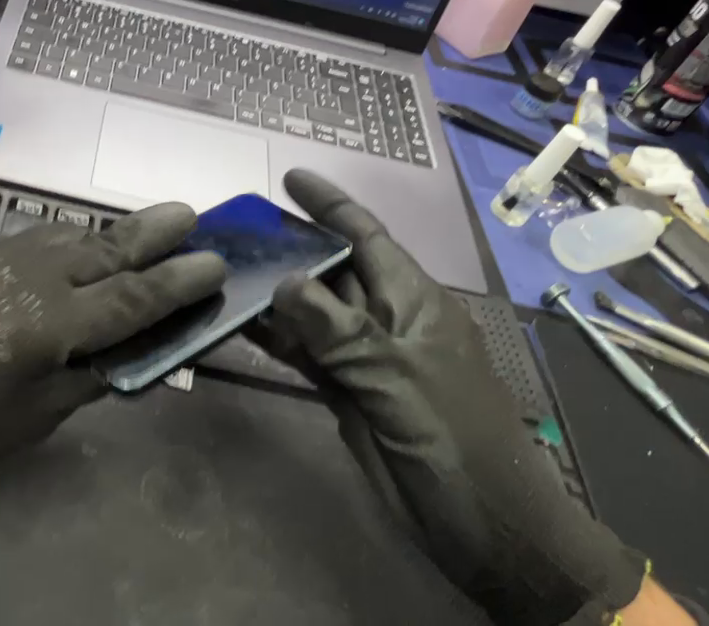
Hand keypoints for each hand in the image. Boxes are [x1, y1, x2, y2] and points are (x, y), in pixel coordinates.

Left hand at [0, 204, 226, 511]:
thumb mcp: (35, 419)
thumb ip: (90, 373)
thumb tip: (135, 343)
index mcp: (40, 330)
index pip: (127, 300)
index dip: (177, 283)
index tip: (217, 262)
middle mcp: (21, 281)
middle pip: (102, 251)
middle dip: (151, 233)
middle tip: (191, 214)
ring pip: (69, 236)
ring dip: (113, 233)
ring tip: (154, 224)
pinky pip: (35, 240)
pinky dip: (72, 240)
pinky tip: (90, 244)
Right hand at [251, 170, 645, 625]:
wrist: (486, 530)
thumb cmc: (457, 442)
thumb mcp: (401, 380)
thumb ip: (340, 331)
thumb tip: (283, 281)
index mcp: (413, 301)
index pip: (366, 237)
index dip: (330, 205)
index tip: (289, 178)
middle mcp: (385, 319)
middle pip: (330, 270)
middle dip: (289, 246)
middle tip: (234, 228)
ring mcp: (364, 357)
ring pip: (311, 313)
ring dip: (272, 294)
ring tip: (222, 268)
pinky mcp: (347, 392)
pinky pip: (304, 353)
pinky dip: (274, 339)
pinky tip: (237, 323)